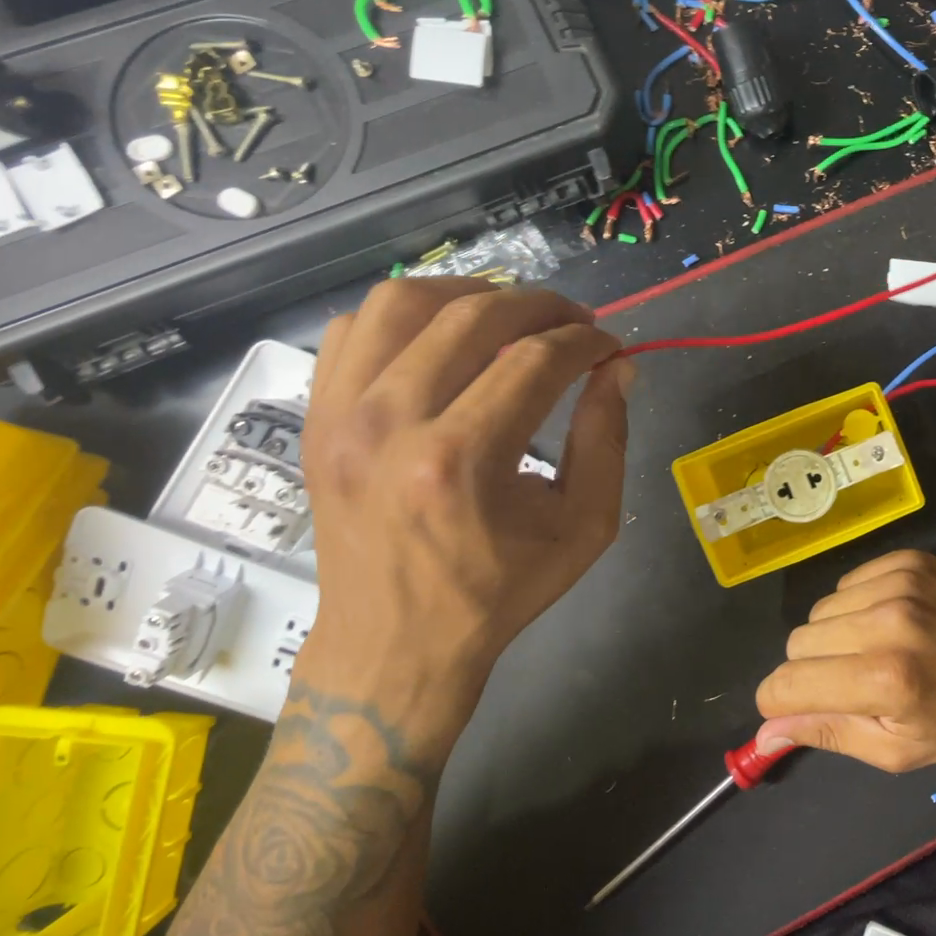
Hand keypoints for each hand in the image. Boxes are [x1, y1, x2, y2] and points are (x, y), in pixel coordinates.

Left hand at [297, 278, 632, 764]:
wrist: (395, 641)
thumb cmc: (500, 590)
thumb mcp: (583, 526)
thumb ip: (606, 440)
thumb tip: (618, 369)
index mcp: (461, 462)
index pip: (535, 360)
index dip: (586, 341)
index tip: (613, 349)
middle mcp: (390, 424)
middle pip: (472, 317)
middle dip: (541, 307)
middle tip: (576, 322)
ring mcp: (340, 415)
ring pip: (401, 302)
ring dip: (469, 294)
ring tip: (511, 315)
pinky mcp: (317, 417)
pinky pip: (354, 328)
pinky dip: (406, 314)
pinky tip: (445, 335)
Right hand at [754, 551, 935, 771]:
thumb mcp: (898, 749)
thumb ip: (828, 735)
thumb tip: (765, 734)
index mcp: (886, 678)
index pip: (787, 683)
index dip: (779, 702)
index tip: (797, 709)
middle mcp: (887, 621)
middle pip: (798, 642)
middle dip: (812, 669)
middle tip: (854, 684)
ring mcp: (898, 583)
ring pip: (820, 611)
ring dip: (835, 636)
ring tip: (877, 651)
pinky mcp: (906, 559)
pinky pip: (846, 584)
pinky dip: (856, 606)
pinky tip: (890, 622)